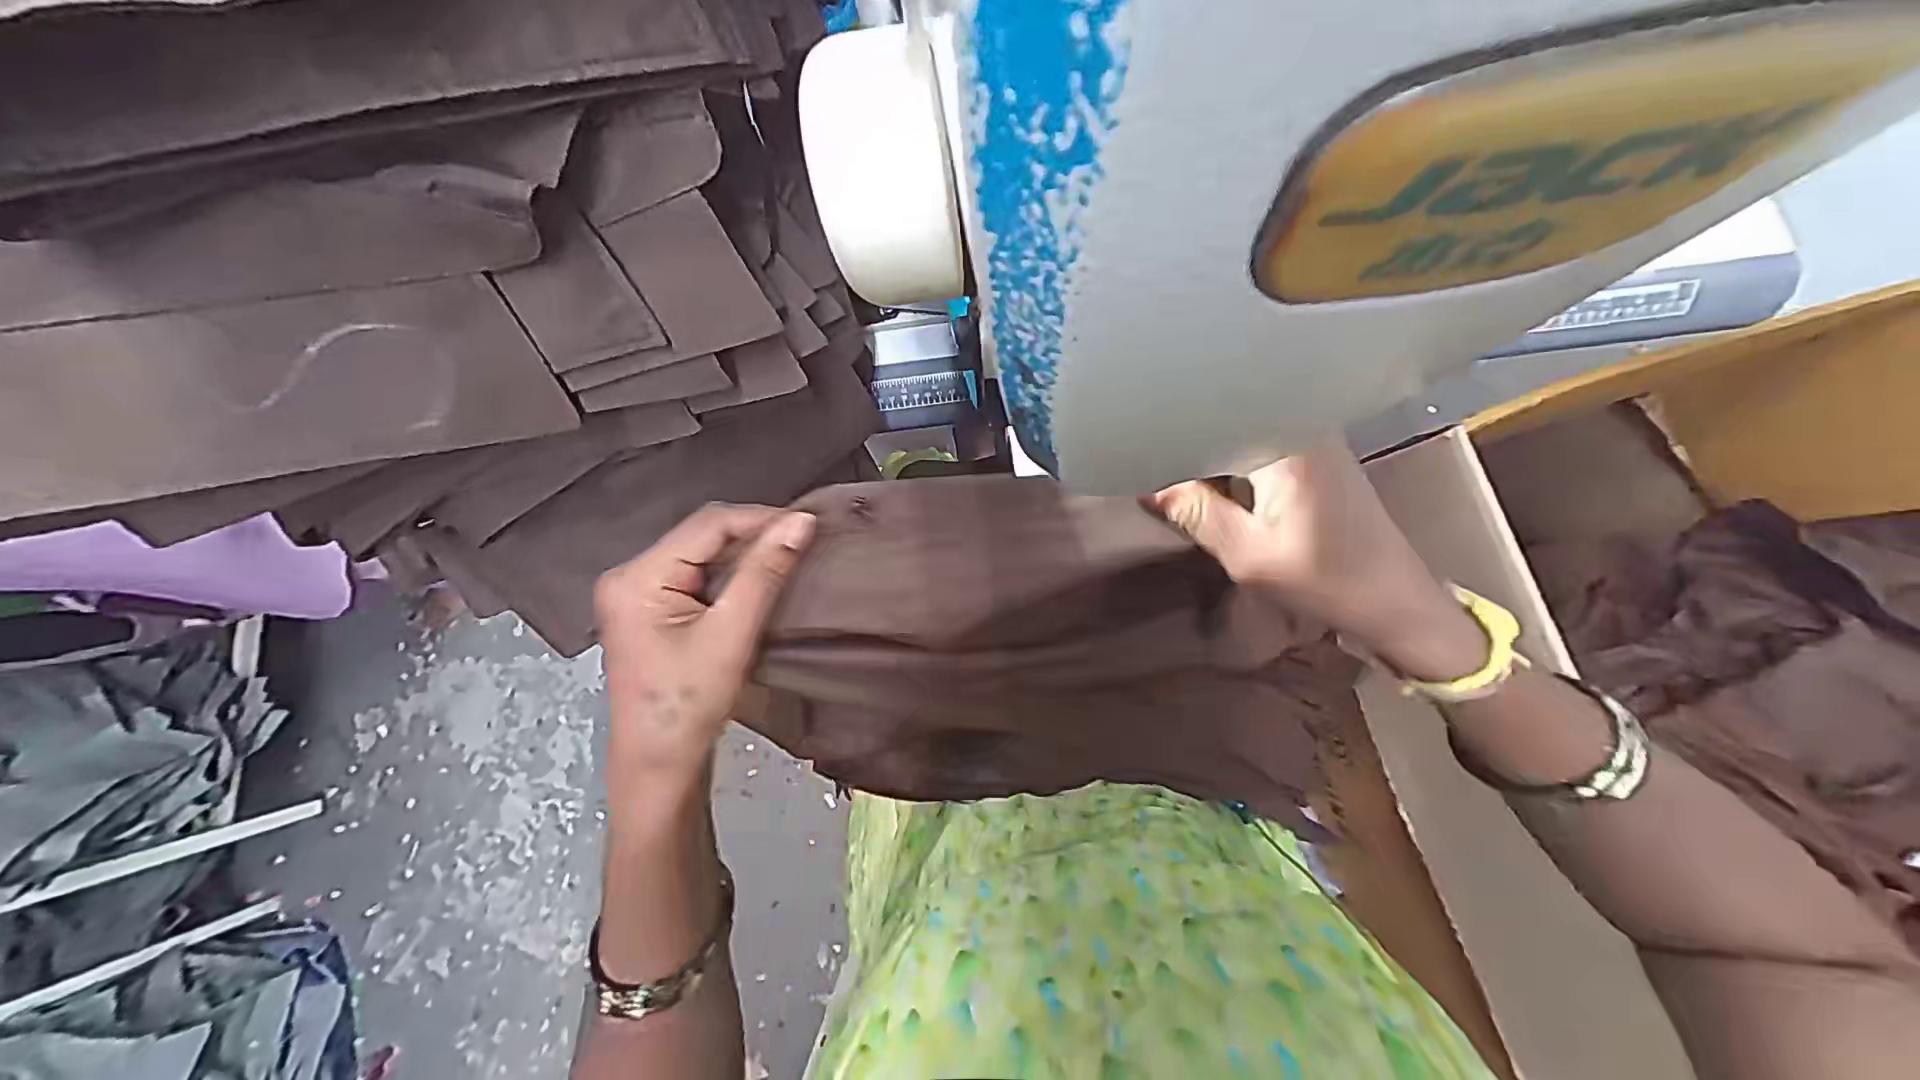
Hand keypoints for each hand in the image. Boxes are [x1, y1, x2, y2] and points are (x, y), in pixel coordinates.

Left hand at [594, 504, 815, 797]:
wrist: (660, 765)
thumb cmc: (690, 705)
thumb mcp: (732, 633)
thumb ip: (766, 571)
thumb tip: (802, 522)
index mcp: (636, 577)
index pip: (707, 525)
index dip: (761, 518)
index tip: (808, 523)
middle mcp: (630, 575)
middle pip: (703, 536)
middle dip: (755, 535)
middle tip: (804, 539)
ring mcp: (639, 593)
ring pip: (704, 554)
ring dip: (747, 554)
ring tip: (792, 553)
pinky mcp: (653, 610)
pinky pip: (699, 575)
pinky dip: (734, 574)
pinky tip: (764, 576)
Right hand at [1149, 438, 1484, 680]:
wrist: (1395, 601)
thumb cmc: (1327, 580)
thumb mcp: (1247, 555)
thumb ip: (1195, 514)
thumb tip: (1148, 487)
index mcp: (1290, 442)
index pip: (1216, 415)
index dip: (1174, 428)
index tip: (1139, 442)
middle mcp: (1305, 428)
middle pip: (1229, 417)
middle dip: (1188, 437)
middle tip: (1146, 453)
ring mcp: (1313, 441)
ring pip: (1242, 432)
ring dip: (1209, 451)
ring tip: (1170, 464)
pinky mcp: (1315, 459)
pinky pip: (1259, 446)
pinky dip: (1231, 462)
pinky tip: (1208, 480)